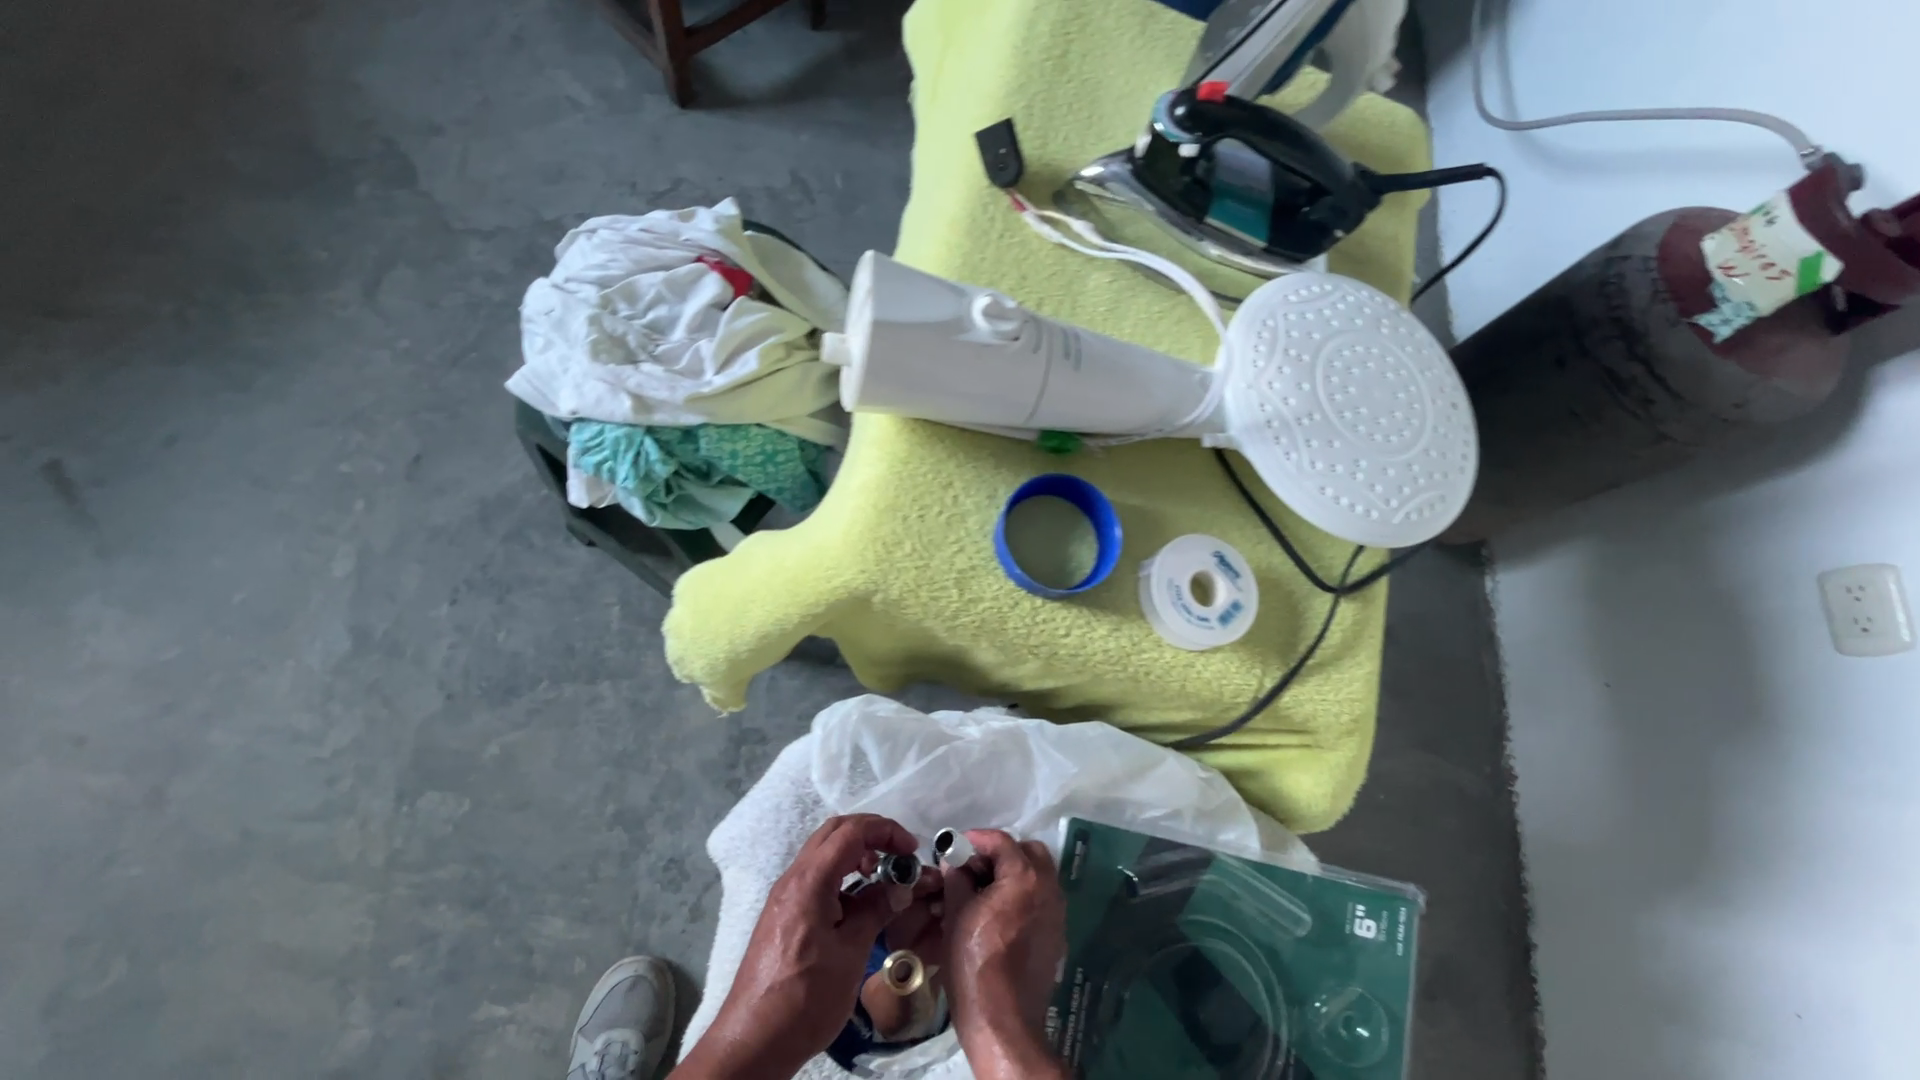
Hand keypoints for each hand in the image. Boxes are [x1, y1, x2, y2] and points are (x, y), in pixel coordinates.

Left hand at [676, 815, 922, 1078]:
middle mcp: (792, 879)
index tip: (912, 849)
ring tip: (883, 879)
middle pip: (833, 832)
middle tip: (900, 855)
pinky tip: (859, 903)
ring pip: (822, 853)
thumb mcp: (850, 954)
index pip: (850, 832)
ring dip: (855, 854)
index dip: (885, 831)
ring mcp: (784, 896)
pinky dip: (841, 875)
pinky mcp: (783, 914)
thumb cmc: (805, 999)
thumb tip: (900, 887)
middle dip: (871, 834)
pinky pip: (815, 877)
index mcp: (808, 882)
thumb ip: (875, 911)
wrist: (754, 1040)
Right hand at [942, 830, 1068, 1079]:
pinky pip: (1042, 901)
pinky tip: (999, 915)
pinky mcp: (1057, 936)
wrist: (1003, 1021)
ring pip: (1039, 877)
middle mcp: (1049, 889)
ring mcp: (1057, 914)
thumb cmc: (974, 963)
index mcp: (1025, 878)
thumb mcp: (956, 915)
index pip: (1002, 842)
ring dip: (1014, 874)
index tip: (956, 845)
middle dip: (1002, 854)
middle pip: (1029, 853)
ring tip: (984, 891)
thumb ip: (956, 880)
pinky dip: (1023, 897)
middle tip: (974, 868)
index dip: (977, 839)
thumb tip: (954, 863)